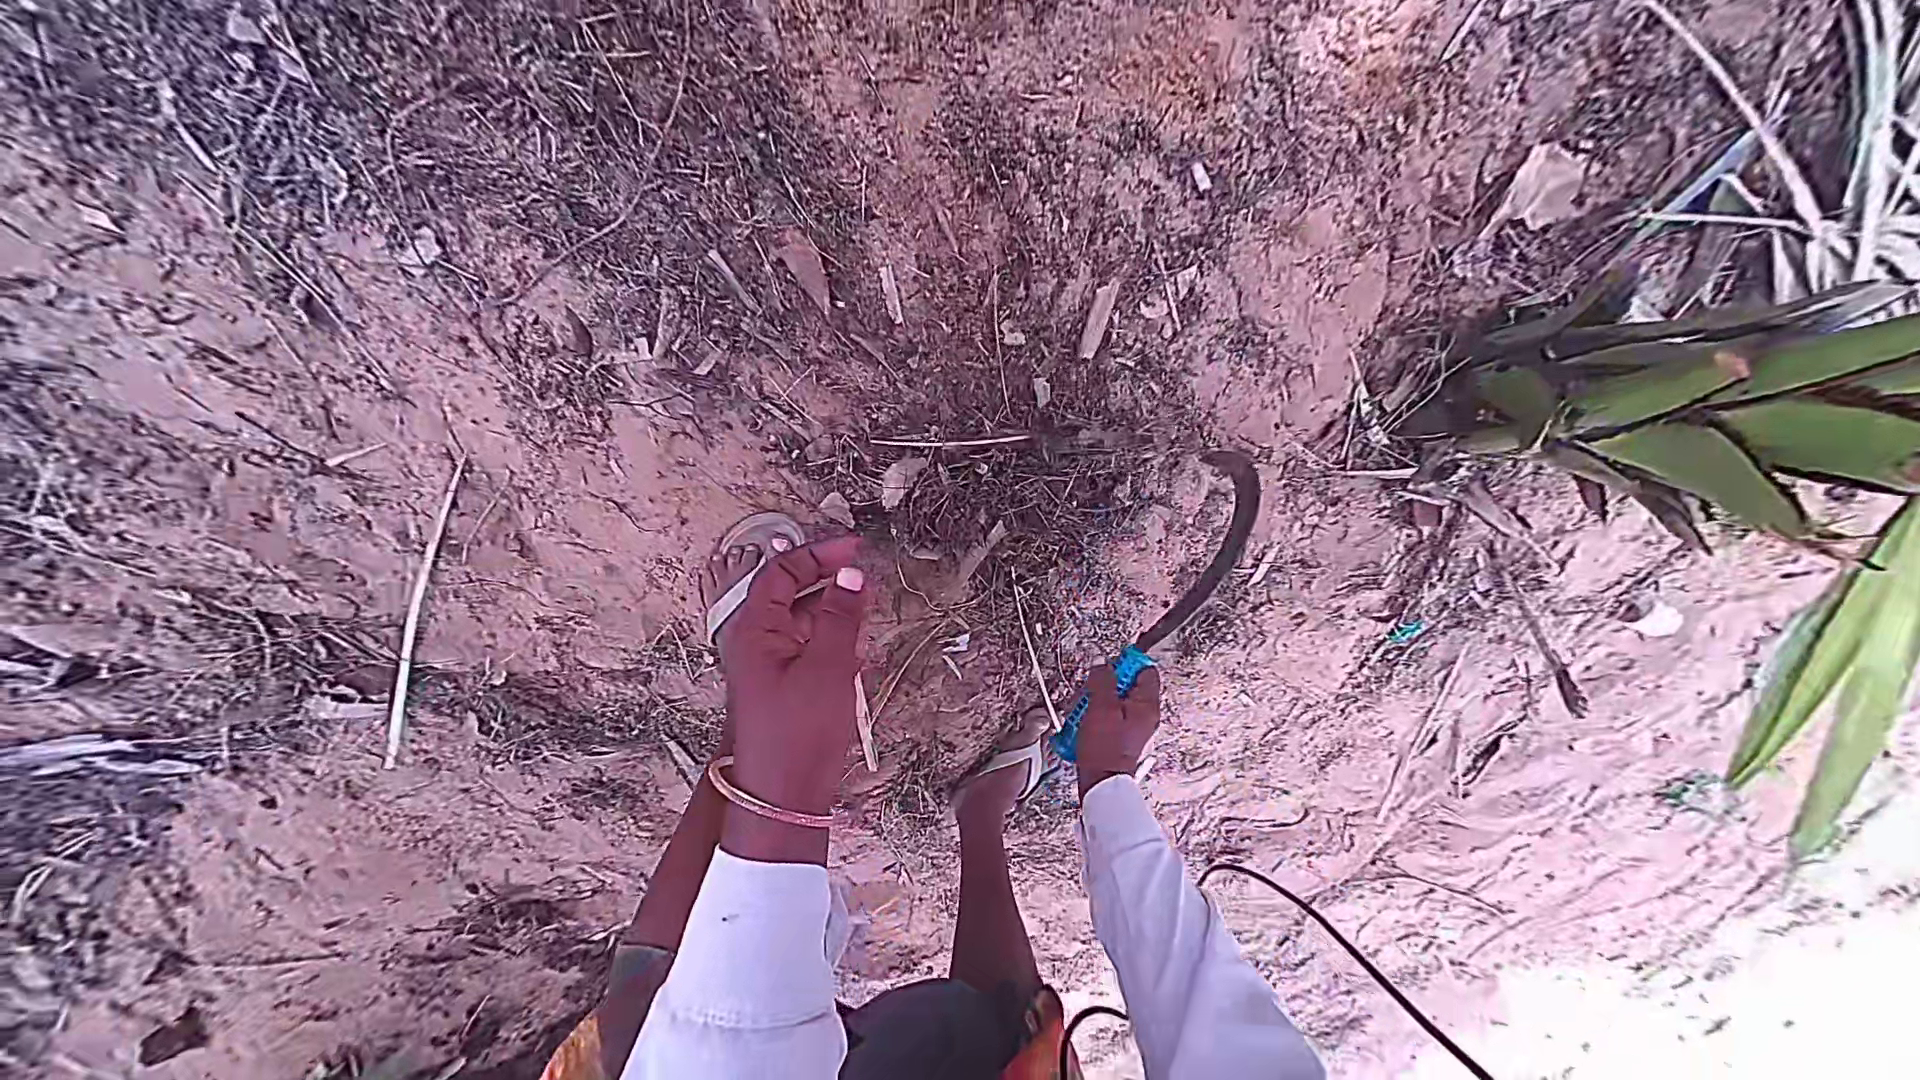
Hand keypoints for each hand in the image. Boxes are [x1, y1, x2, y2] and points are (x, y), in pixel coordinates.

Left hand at [718, 536, 865, 861]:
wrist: (784, 797)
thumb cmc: (800, 732)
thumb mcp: (828, 665)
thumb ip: (841, 615)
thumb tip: (853, 575)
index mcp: (755, 629)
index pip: (782, 571)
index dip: (819, 554)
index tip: (855, 548)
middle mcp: (756, 641)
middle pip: (790, 592)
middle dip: (827, 579)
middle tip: (863, 575)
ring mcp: (769, 663)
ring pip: (801, 619)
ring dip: (833, 609)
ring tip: (866, 610)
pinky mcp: (784, 684)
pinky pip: (808, 646)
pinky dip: (832, 638)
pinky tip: (857, 649)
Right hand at [1075, 663, 1161, 798]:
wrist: (1101, 782)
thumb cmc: (1105, 750)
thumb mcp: (1101, 707)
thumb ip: (1102, 681)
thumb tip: (1102, 663)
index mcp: (1146, 705)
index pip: (1145, 670)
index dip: (1127, 662)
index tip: (1110, 663)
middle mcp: (1144, 715)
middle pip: (1127, 685)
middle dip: (1105, 684)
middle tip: (1092, 690)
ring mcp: (1132, 726)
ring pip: (1114, 700)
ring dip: (1096, 700)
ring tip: (1083, 709)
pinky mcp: (1120, 736)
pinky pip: (1108, 716)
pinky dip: (1095, 715)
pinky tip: (1083, 722)